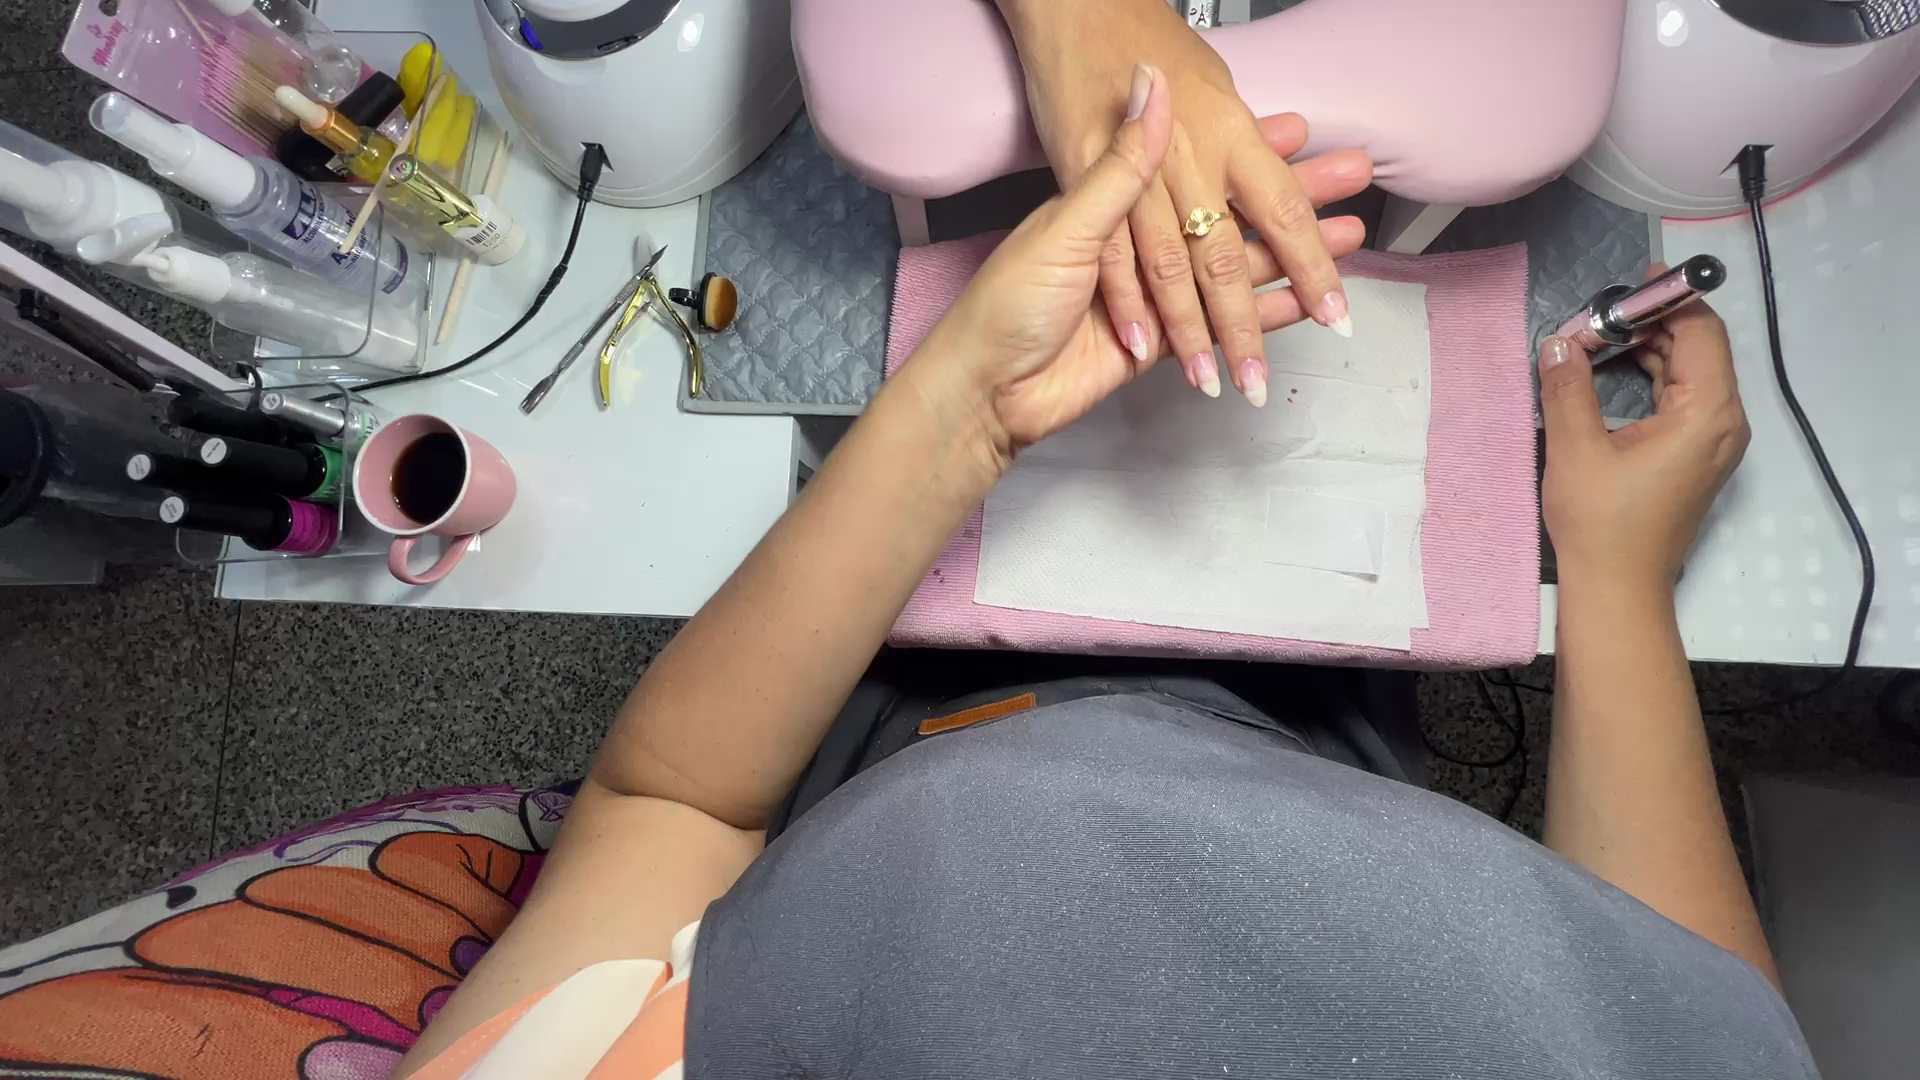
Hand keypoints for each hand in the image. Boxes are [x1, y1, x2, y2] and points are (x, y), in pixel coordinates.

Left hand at [906, 67, 1369, 455]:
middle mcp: (1141, 250)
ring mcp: (1150, 302)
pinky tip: (1302, 305)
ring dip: (1290, 259)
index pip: (1201, 171)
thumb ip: (1119, 170)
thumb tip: (1153, 89)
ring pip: (1234, 275)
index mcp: (1117, 208)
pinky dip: (1259, 318)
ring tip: (1351, 238)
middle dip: (1293, 205)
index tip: (1304, 133)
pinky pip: (1216, 328)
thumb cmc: (1008, 301)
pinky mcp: (1152, 348)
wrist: (985, 384)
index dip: (1252, 154)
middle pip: (1232, 221)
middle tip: (1355, 182)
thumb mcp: (1065, 227)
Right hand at [1540, 268, 1750, 593]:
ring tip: (1597, 339)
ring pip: (1687, 376)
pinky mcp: (1692, 455)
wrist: (1616, 579)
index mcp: (1707, 413)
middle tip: (1598, 316)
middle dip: (1651, 326)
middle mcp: (1723, 421)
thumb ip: (1568, 389)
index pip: (1700, 335)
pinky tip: (1611, 374)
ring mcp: (1711, 440)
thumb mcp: (1575, 449)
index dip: (1670, 302)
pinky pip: (1679, 400)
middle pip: (1698, 352)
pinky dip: (1648, 379)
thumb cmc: (1600, 517)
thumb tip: (1556, 343)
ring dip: (1647, 352)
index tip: (1634, 282)